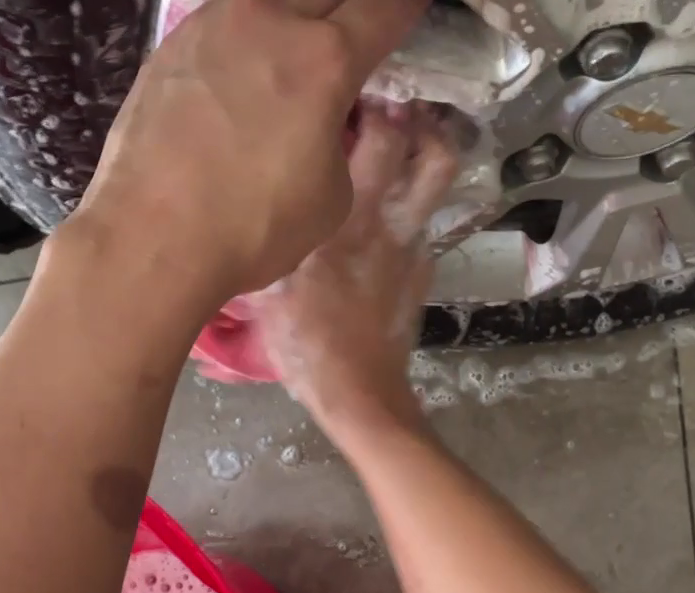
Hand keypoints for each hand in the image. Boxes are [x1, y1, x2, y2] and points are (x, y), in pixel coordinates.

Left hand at [70, 0, 427, 303]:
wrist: (154, 237)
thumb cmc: (252, 228)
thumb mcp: (330, 197)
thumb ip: (339, 142)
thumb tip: (326, 121)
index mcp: (324, 60)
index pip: (384, 8)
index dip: (406, 9)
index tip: (411, 12)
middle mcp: (269, 21)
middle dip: (349, 12)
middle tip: (355, 37)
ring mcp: (213, 25)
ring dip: (294, 18)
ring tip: (296, 53)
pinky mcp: (171, 44)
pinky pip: (226, 21)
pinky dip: (248, 36)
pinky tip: (244, 71)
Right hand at [263, 103, 458, 437]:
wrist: (360, 394)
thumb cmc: (307, 346)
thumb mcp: (267, 294)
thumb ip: (269, 247)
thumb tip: (255, 217)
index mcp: (345, 218)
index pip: (376, 137)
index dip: (372, 105)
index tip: (352, 95)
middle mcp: (388, 221)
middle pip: (431, 149)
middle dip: (416, 118)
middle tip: (391, 111)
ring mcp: (414, 247)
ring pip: (439, 181)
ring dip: (429, 152)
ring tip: (405, 146)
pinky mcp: (423, 271)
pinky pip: (425, 223)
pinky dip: (411, 207)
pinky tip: (385, 220)